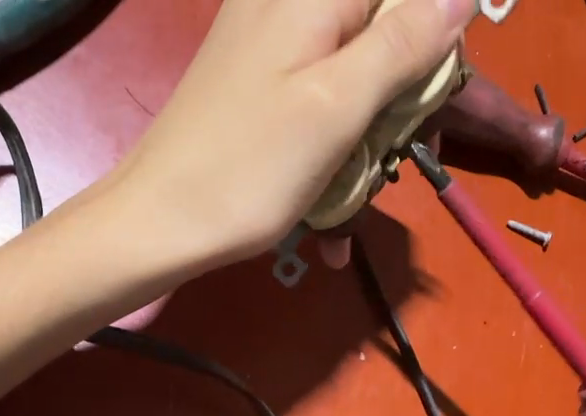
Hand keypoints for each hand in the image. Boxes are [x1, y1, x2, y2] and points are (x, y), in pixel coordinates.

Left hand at [104, 0, 476, 271]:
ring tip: (352, 203)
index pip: (404, 0)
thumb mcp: (339, 106)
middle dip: (397, 103)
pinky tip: (326, 218)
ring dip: (364, 144)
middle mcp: (288, 7)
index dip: (428, 50)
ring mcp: (265, 50)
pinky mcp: (253, 90)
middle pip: (379, 35)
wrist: (157, 223)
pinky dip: (329, 158)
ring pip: (351, 79)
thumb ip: (403, 43)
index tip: (424, 111)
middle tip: (389, 163)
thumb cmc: (249, 169)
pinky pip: (314, 108)